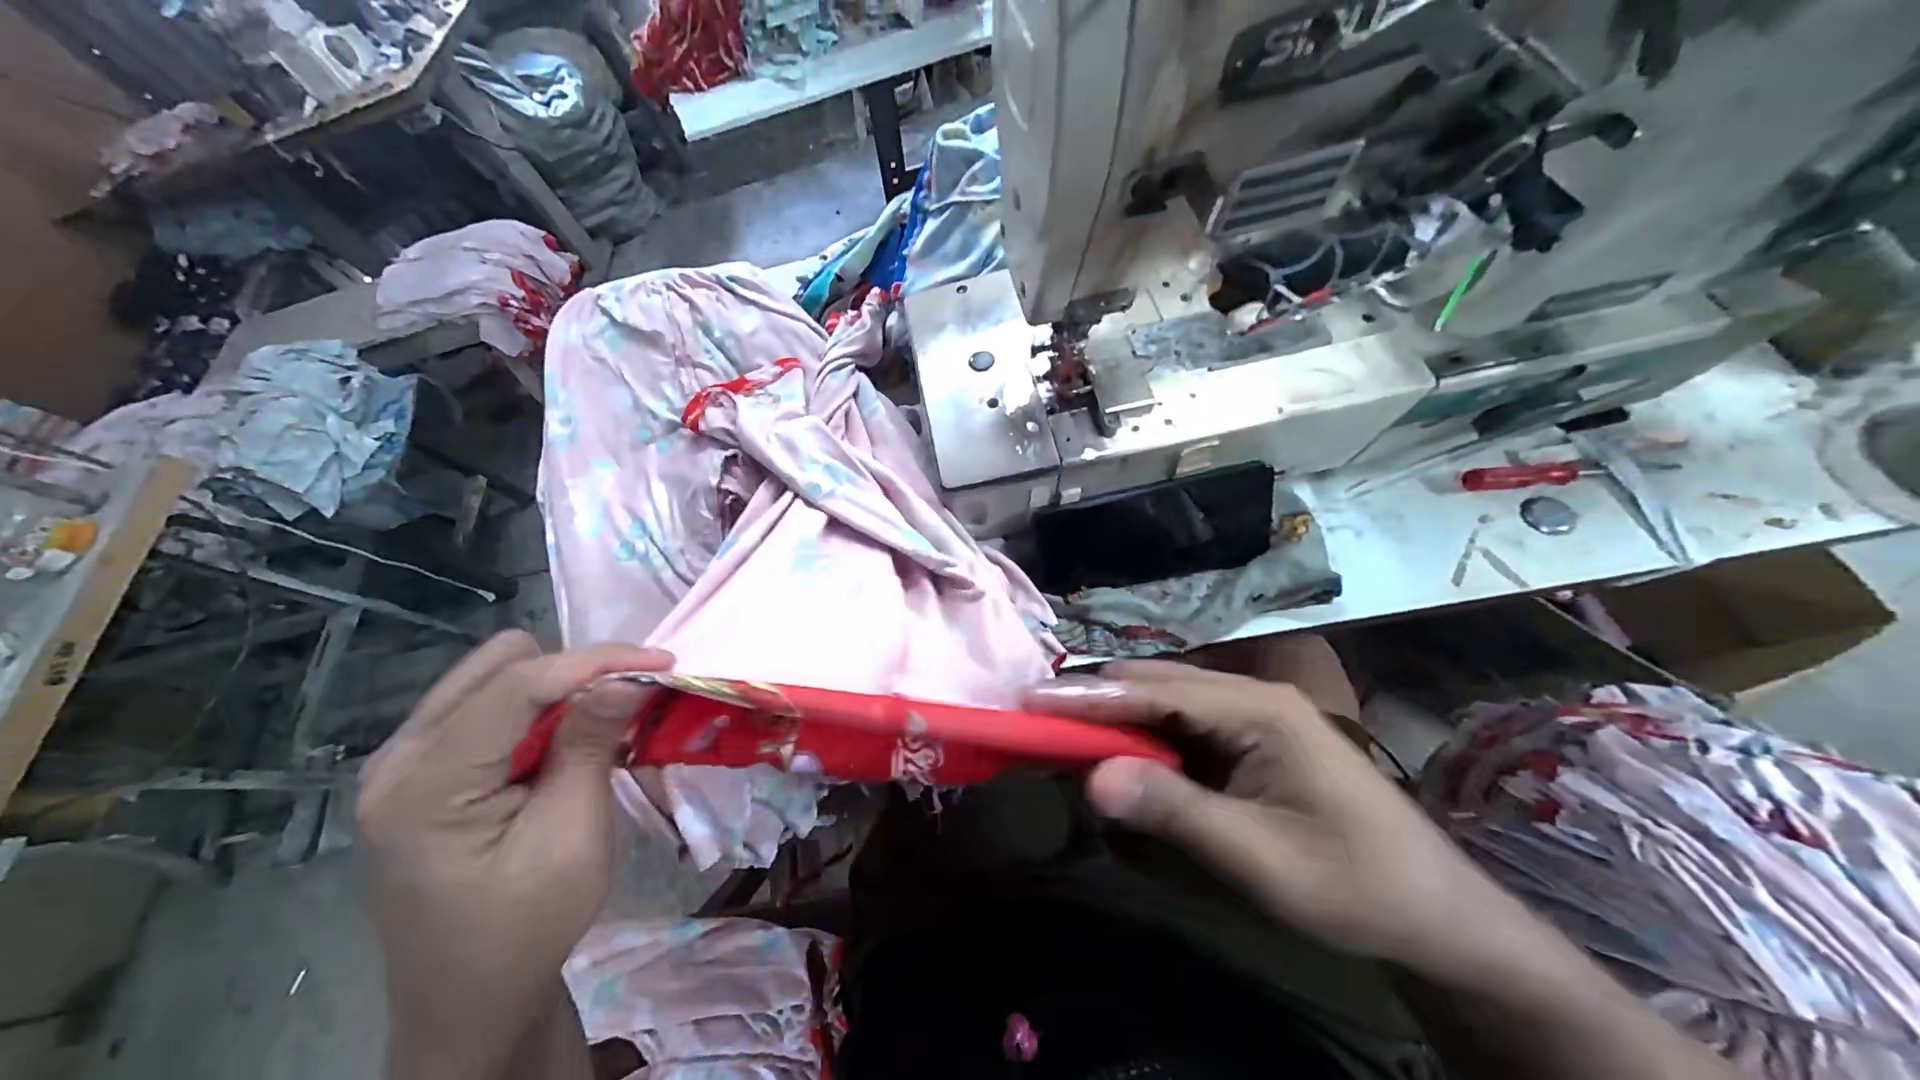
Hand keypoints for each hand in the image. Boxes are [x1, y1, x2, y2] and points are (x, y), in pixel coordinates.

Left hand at [357, 630, 670, 1076]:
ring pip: (493, 677)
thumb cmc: (525, 927)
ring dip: (559, 689)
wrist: (470, 999)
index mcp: (424, 784)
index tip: (664, 661)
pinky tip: (566, 745)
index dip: (596, 661)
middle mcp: (398, 757)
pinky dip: (540, 710)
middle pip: (498, 665)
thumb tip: (627, 676)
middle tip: (629, 702)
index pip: (517, 684)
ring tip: (601, 726)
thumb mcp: (572, 839)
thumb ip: (590, 746)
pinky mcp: (422, 770)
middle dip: (575, 672)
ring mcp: (403, 762)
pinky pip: (486, 706)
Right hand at [1026, 660, 1536, 982]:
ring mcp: (1253, 718)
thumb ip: (1175, 811)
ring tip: (1061, 735)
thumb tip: (1092, 777)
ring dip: (1115, 720)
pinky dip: (1143, 740)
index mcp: (1259, 710)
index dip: (1088, 696)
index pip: (1155, 691)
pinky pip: (1183, 730)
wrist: (1436, 914)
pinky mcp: (1252, 742)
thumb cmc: (1353, 884)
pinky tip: (1118, 757)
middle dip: (1094, 702)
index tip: (1029, 699)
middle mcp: (1252, 697)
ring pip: (1166, 704)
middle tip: (1033, 718)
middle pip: (1156, 686)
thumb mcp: (1260, 857)